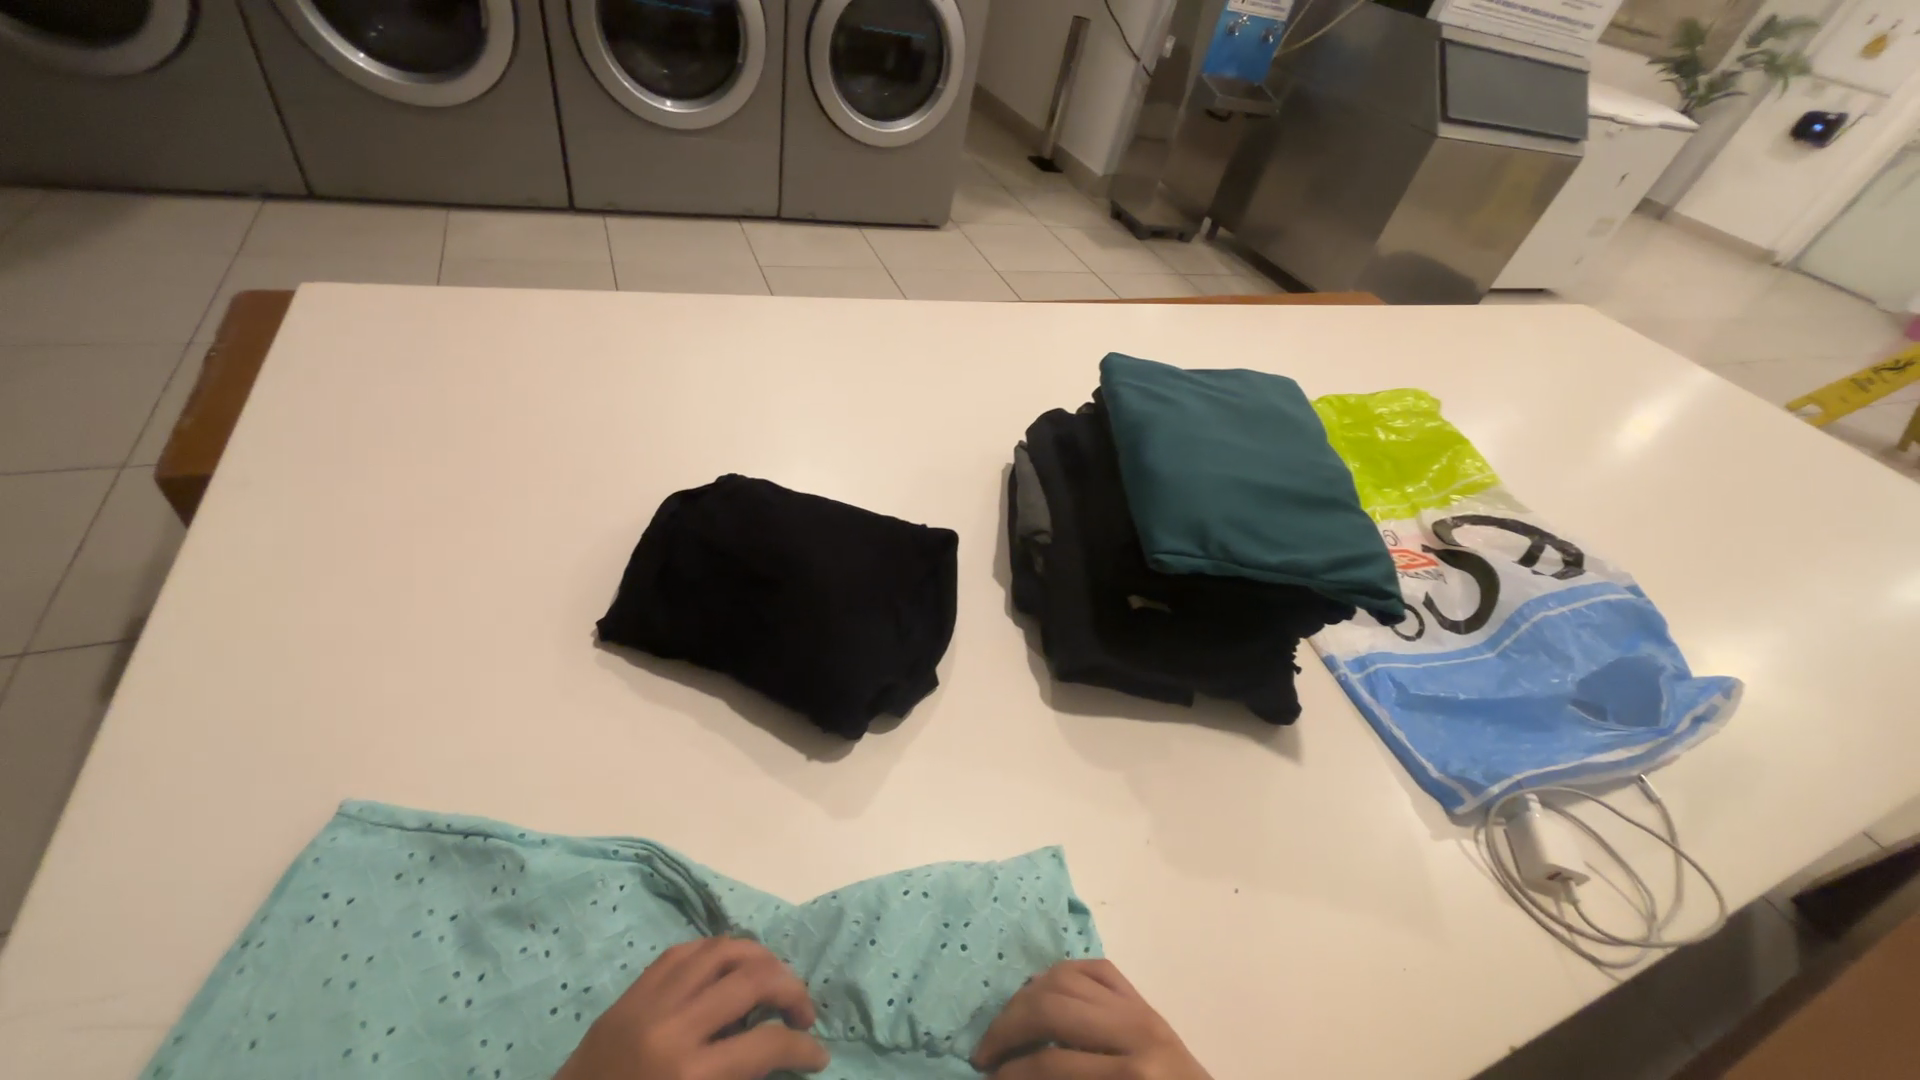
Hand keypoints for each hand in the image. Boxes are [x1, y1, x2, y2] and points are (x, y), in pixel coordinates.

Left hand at [553, 937, 828, 1079]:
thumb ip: (736, 1079)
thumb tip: (778, 1052)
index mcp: (689, 1074)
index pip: (767, 1044)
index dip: (803, 1047)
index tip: (818, 1054)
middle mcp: (673, 1026)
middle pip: (753, 978)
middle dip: (791, 989)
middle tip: (801, 1011)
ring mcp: (648, 1002)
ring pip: (721, 949)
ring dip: (759, 958)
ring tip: (772, 979)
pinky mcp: (630, 993)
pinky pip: (683, 951)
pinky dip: (715, 952)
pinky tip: (728, 968)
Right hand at [972, 960, 1211, 1079]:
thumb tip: (1008, 1077)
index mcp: (1130, 1076)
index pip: (1049, 1065)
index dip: (1010, 1074)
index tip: (986, 1078)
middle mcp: (1135, 1031)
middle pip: (1052, 1006)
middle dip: (1008, 1028)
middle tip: (985, 1053)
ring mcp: (1142, 1010)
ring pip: (1067, 976)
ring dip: (1027, 997)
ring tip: (1008, 1024)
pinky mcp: (1144, 1001)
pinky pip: (1095, 970)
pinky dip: (1062, 977)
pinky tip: (1043, 996)